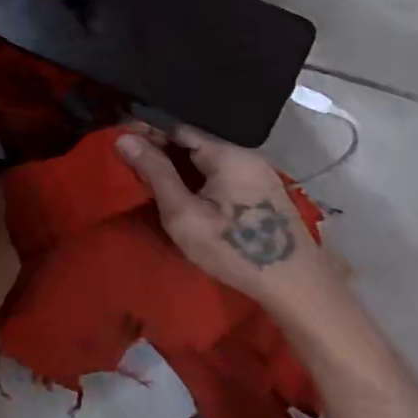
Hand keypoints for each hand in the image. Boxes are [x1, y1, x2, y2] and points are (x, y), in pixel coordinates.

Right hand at [114, 123, 341, 321]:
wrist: (296, 289)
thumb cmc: (234, 250)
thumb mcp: (183, 214)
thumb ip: (155, 172)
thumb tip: (124, 138)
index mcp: (228, 153)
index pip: (178, 128)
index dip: (147, 133)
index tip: (120, 143)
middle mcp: (246, 155)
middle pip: (194, 142)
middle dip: (162, 149)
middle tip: (131, 164)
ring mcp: (259, 173)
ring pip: (208, 159)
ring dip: (180, 165)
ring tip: (151, 177)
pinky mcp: (264, 192)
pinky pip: (222, 173)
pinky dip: (198, 177)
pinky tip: (183, 191)